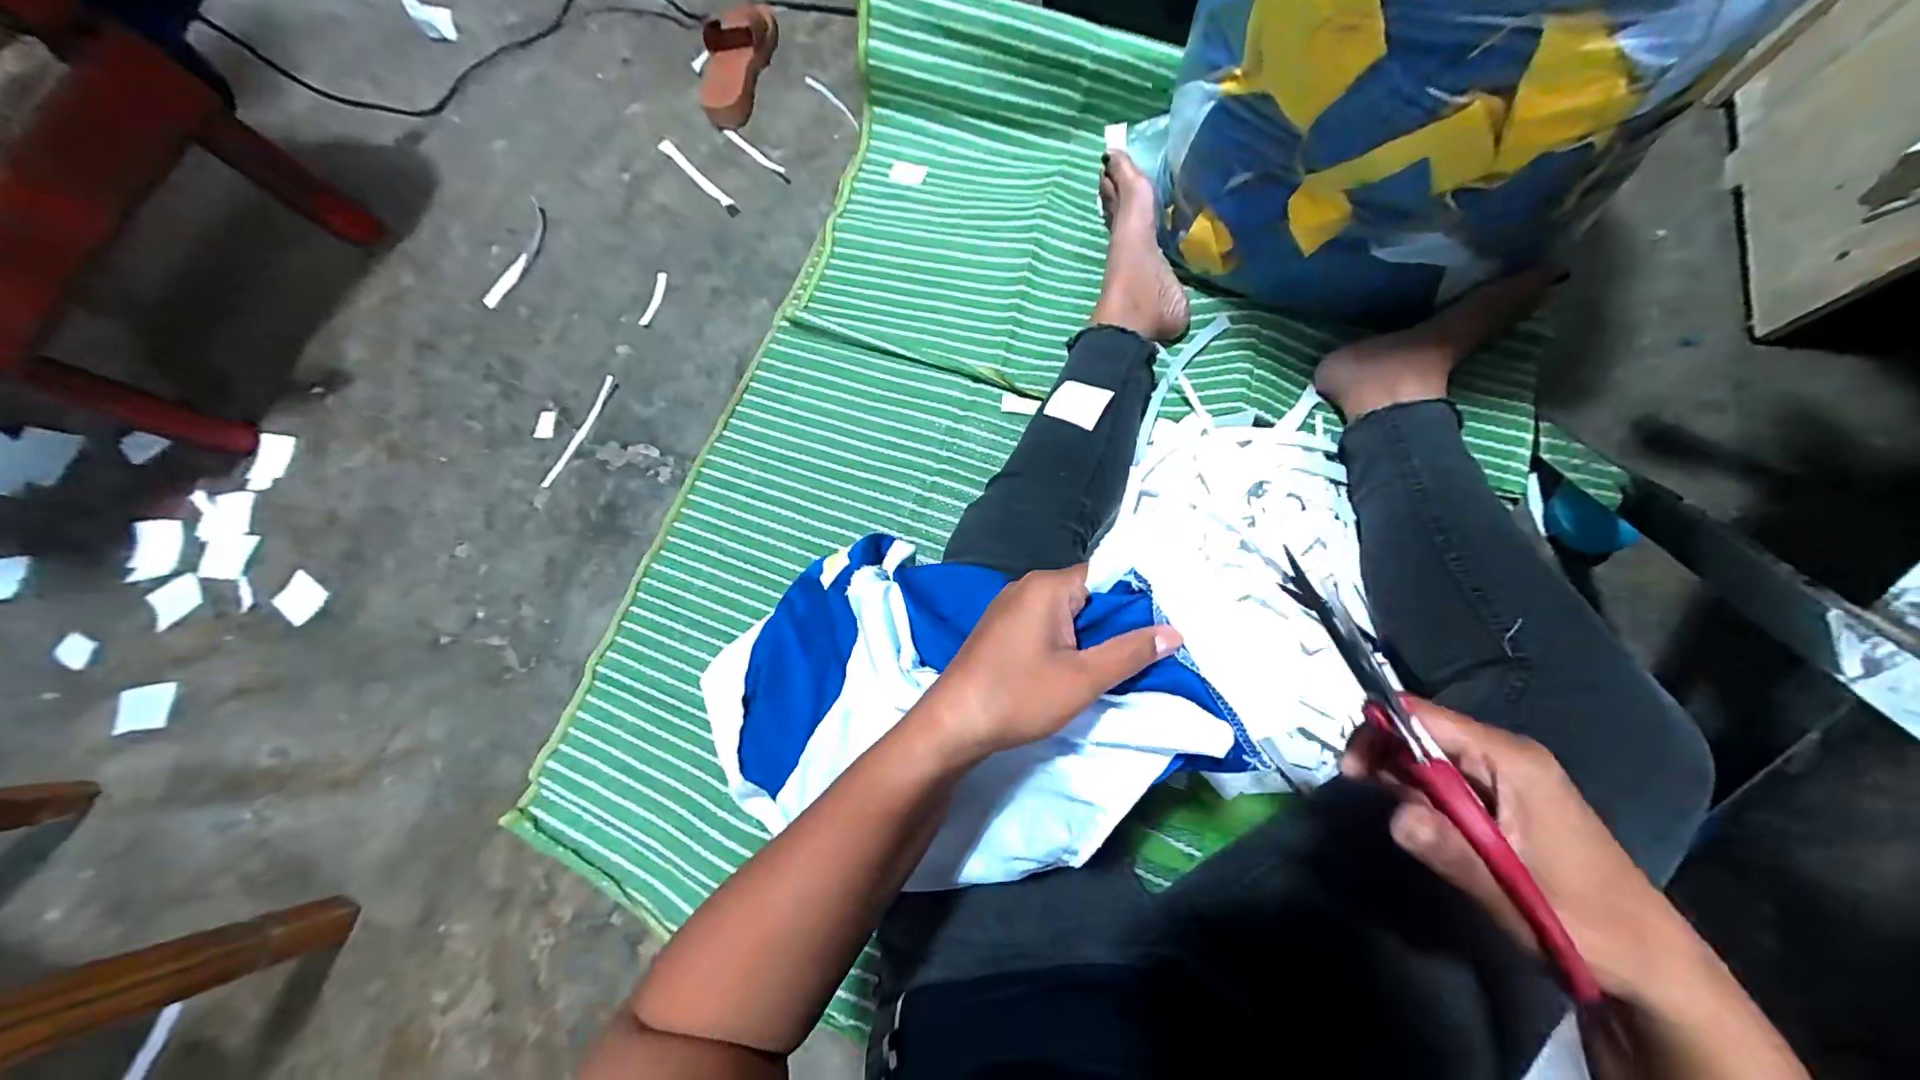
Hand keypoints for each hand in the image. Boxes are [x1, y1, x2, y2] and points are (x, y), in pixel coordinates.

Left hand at [915, 565, 1181, 760]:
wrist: (953, 724)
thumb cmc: (1018, 696)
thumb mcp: (1082, 678)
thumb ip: (1129, 652)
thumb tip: (1173, 632)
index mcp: (1047, 586)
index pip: (1105, 575)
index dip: (1136, 598)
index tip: (1163, 621)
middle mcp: (1027, 587)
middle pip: (1087, 594)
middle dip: (1115, 622)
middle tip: (1147, 651)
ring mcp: (1010, 607)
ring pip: (1067, 613)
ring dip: (1091, 636)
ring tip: (1117, 663)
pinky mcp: (1001, 630)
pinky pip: (1046, 625)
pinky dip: (1066, 642)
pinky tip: (1077, 668)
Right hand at [1342, 697, 1700, 999]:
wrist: (1651, 964)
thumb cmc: (1587, 921)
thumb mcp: (1512, 890)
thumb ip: (1450, 850)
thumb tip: (1394, 816)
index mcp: (1511, 759)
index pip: (1425, 716)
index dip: (1380, 729)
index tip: (1351, 767)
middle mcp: (1505, 755)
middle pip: (1422, 730)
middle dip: (1382, 751)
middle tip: (1356, 788)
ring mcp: (1504, 776)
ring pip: (1429, 754)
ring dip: (1397, 773)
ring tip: (1383, 805)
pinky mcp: (1501, 799)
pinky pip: (1444, 778)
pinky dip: (1417, 790)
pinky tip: (1411, 816)